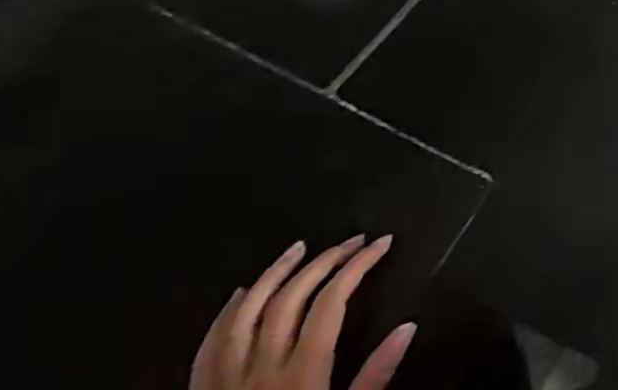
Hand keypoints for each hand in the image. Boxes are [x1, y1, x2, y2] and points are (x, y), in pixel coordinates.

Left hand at [191, 235, 415, 389]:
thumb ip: (375, 376)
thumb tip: (409, 326)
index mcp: (301, 374)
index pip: (331, 302)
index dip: (358, 265)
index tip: (382, 243)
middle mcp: (260, 370)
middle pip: (290, 299)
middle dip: (324, 262)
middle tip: (352, 241)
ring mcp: (224, 383)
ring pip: (245, 314)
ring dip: (274, 275)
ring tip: (299, 248)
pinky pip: (208, 347)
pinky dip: (228, 313)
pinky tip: (243, 292)